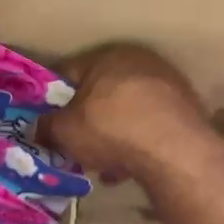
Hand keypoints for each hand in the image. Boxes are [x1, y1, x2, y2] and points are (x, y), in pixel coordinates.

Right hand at [39, 43, 215, 182]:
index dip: (51, 100)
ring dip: (110, 134)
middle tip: (73, 145)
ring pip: (124, 111)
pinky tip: (126, 167)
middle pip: (99, 92)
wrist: (173, 150)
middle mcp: (138, 61)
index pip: (66, 73)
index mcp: (105, 57)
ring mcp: (166, 82)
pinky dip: (134, 142)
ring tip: (101, 163)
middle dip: (84, 120)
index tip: (46, 123)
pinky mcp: (185, 106)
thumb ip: (45, 126)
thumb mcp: (63, 131)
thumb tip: (39, 128)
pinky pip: (147, 124)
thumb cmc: (109, 129)